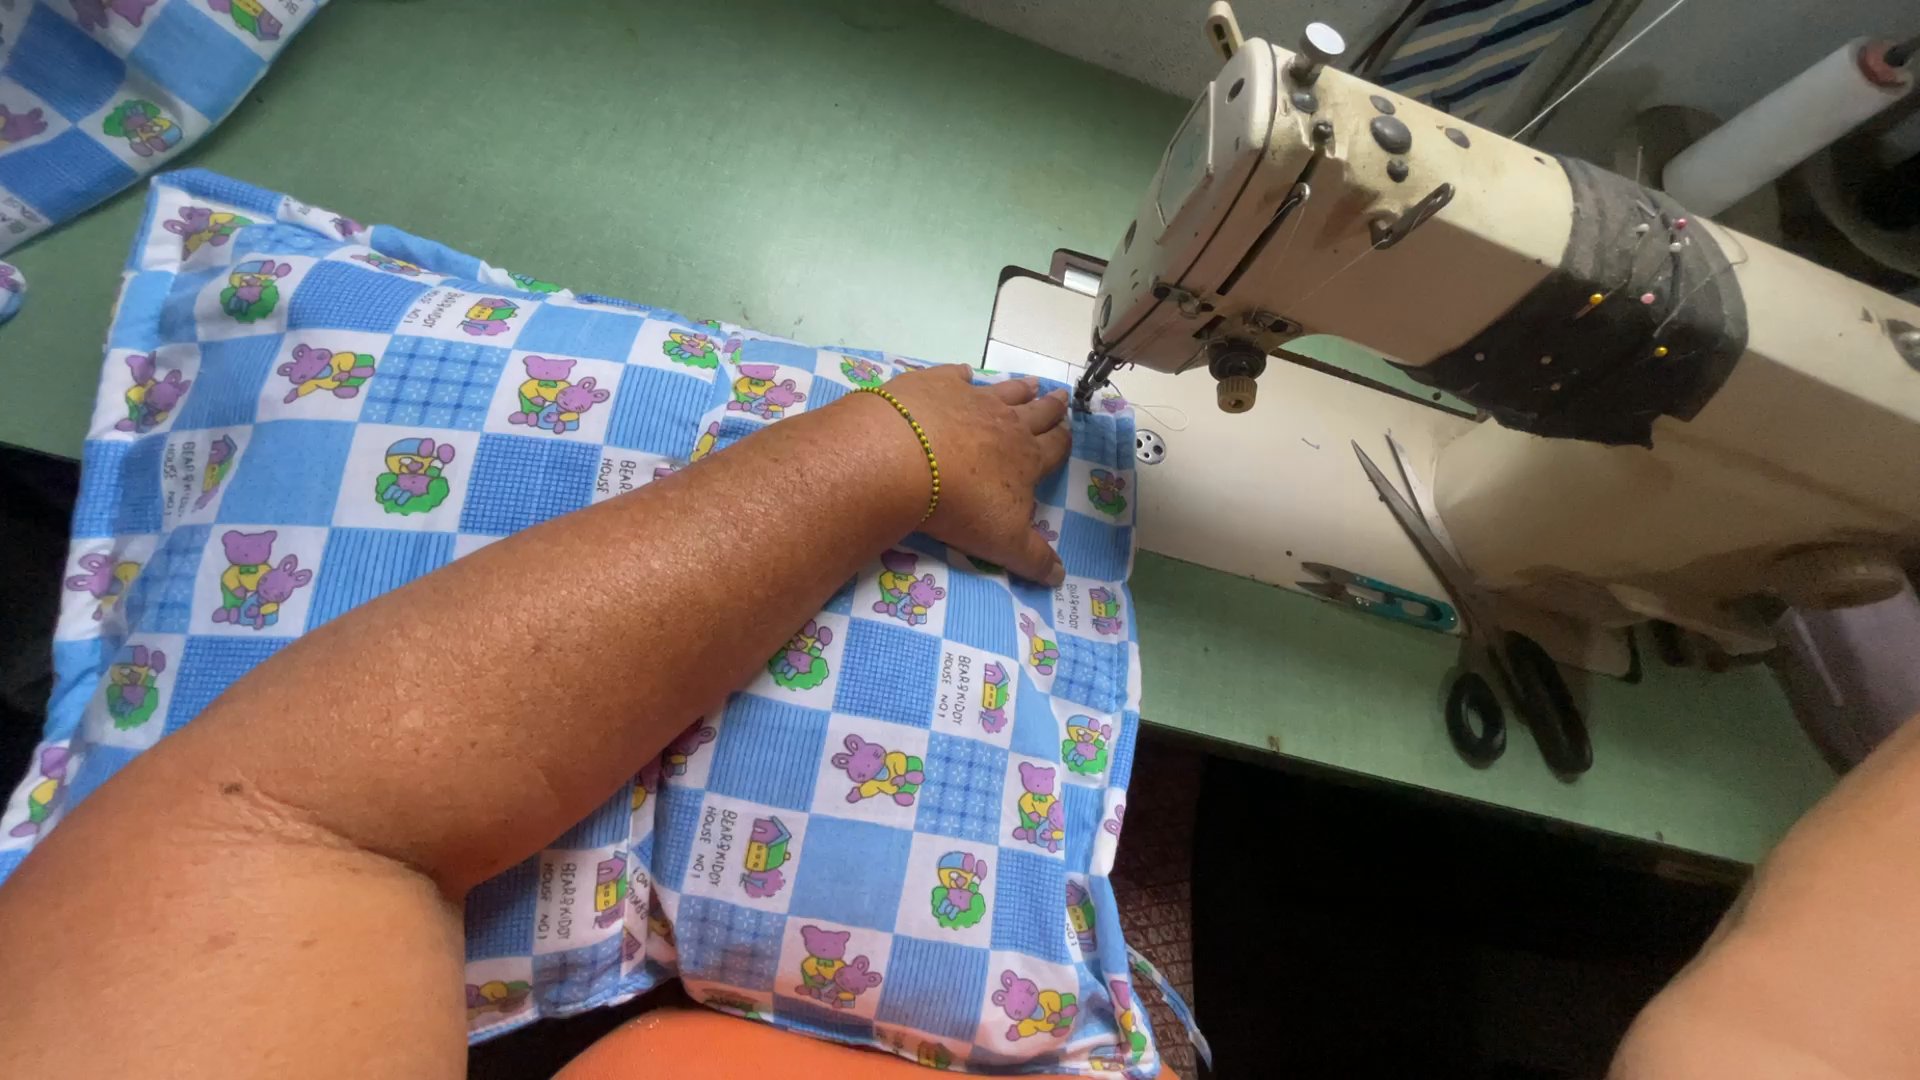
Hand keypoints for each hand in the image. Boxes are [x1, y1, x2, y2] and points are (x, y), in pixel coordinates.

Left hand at [879, 365, 1071, 583]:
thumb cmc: (960, 505)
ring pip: (1003, 390)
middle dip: (1050, 408)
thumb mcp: (1002, 542)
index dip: (1062, 442)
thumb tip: (1060, 576)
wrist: (904, 459)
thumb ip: (1032, 558)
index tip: (1068, 433)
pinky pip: (954, 374)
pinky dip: (961, 374)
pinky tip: (964, 372)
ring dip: (1019, 387)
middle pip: (1035, 412)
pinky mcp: (933, 384)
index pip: (1053, 448)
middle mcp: (1004, 423)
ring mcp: (969, 399)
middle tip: (1061, 396)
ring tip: (1031, 382)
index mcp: (1025, 459)